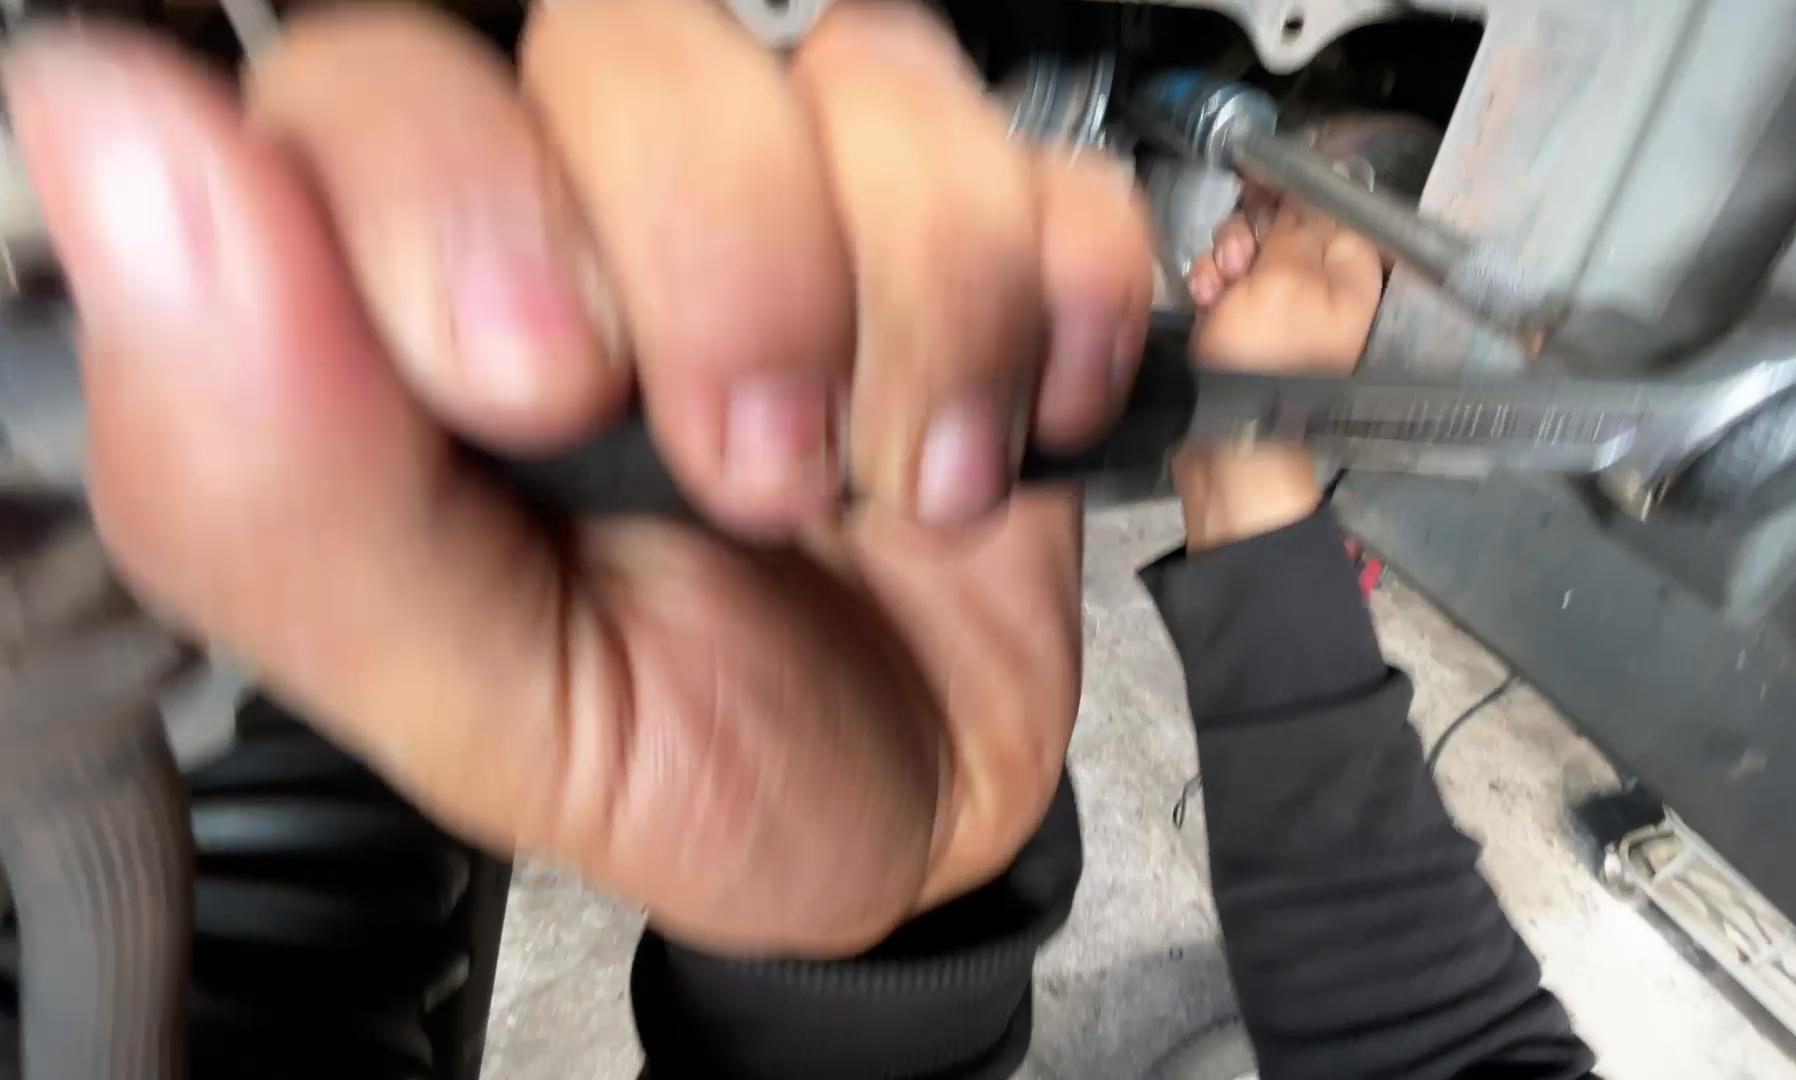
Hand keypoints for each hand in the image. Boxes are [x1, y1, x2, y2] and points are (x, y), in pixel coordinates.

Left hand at [7, 3, 1153, 954]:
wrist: (902, 810)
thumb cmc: (701, 770)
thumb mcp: (487, 706)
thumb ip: (291, 487)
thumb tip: (121, 137)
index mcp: (476, 314)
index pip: (394, 84)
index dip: (461, 195)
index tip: (552, 392)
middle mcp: (664, 232)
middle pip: (670, 48)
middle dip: (745, 267)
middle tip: (774, 475)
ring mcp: (864, 242)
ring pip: (897, 99)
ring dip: (933, 309)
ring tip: (926, 486)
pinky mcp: (1016, 290)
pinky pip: (1073, 203)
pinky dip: (1073, 307)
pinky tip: (1036, 426)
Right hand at [1178, 190, 1384, 549]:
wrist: (1227, 434)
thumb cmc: (1263, 362)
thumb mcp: (1284, 281)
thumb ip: (1294, 229)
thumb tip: (1295, 198)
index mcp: (1349, 274)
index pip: (1326, 208)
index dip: (1288, 195)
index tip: (1255, 190)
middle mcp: (1319, 288)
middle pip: (1279, 229)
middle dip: (1247, 237)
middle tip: (1238, 263)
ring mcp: (1278, 310)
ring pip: (1244, 258)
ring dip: (1221, 265)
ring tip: (1214, 294)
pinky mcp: (1243, 329)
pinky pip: (1225, 290)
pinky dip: (1210, 291)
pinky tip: (1204, 307)